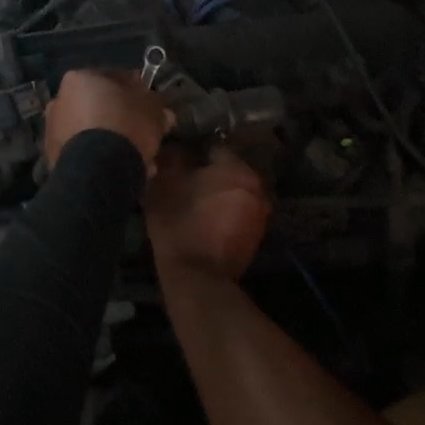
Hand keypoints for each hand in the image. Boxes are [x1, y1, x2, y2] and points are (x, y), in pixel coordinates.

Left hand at [44, 70, 171, 171]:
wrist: (97, 169)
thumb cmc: (125, 125)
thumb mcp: (152, 109)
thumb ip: (156, 105)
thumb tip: (162, 113)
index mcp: (79, 78)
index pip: (115, 78)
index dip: (138, 91)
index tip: (153, 105)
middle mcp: (60, 100)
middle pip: (101, 107)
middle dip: (124, 119)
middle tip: (146, 132)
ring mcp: (53, 130)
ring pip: (93, 132)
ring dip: (115, 141)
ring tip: (140, 158)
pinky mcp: (54, 158)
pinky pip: (86, 153)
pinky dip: (103, 159)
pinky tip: (125, 169)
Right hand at [143, 143, 270, 280]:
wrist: (198, 276)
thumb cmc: (179, 223)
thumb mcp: (164, 185)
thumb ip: (170, 159)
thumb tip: (174, 148)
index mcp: (237, 168)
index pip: (215, 147)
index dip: (193, 152)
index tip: (178, 162)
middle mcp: (257, 186)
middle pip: (229, 170)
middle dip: (210, 173)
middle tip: (186, 181)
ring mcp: (261, 213)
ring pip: (235, 192)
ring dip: (219, 193)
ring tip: (195, 202)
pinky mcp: (257, 236)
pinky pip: (239, 213)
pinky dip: (225, 213)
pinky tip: (205, 221)